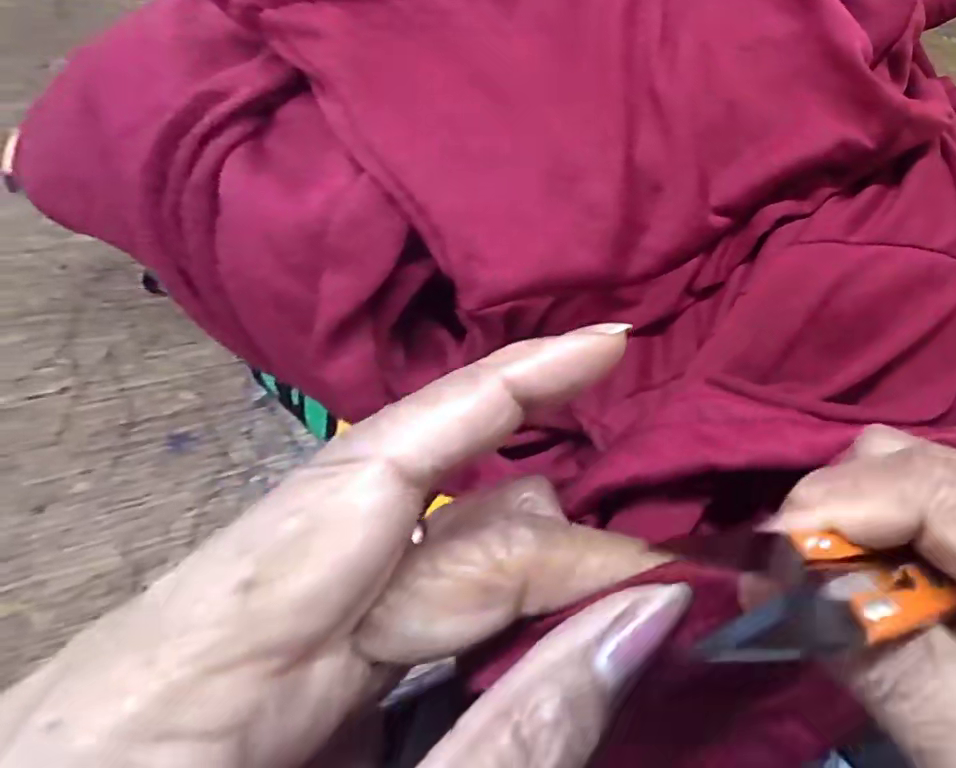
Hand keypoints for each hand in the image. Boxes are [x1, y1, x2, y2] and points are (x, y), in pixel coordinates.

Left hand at [0, 326, 688, 767]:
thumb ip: (518, 739)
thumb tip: (656, 605)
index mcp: (172, 679)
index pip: (376, 468)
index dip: (505, 386)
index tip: (611, 344)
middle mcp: (198, 647)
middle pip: (430, 534)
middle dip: (561, 549)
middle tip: (667, 585)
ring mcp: (225, 676)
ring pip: (424, 573)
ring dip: (534, 585)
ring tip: (621, 604)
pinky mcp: (252, 706)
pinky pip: (402, 623)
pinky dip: (491, 620)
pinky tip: (544, 639)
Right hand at [774, 427, 955, 767]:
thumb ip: (884, 658)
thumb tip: (787, 574)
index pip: (953, 494)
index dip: (853, 499)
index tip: (774, 541)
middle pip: (940, 464)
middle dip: (852, 504)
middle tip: (798, 577)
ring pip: (936, 462)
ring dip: (871, 507)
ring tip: (848, 580)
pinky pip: (949, 482)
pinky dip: (898, 515)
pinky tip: (890, 568)